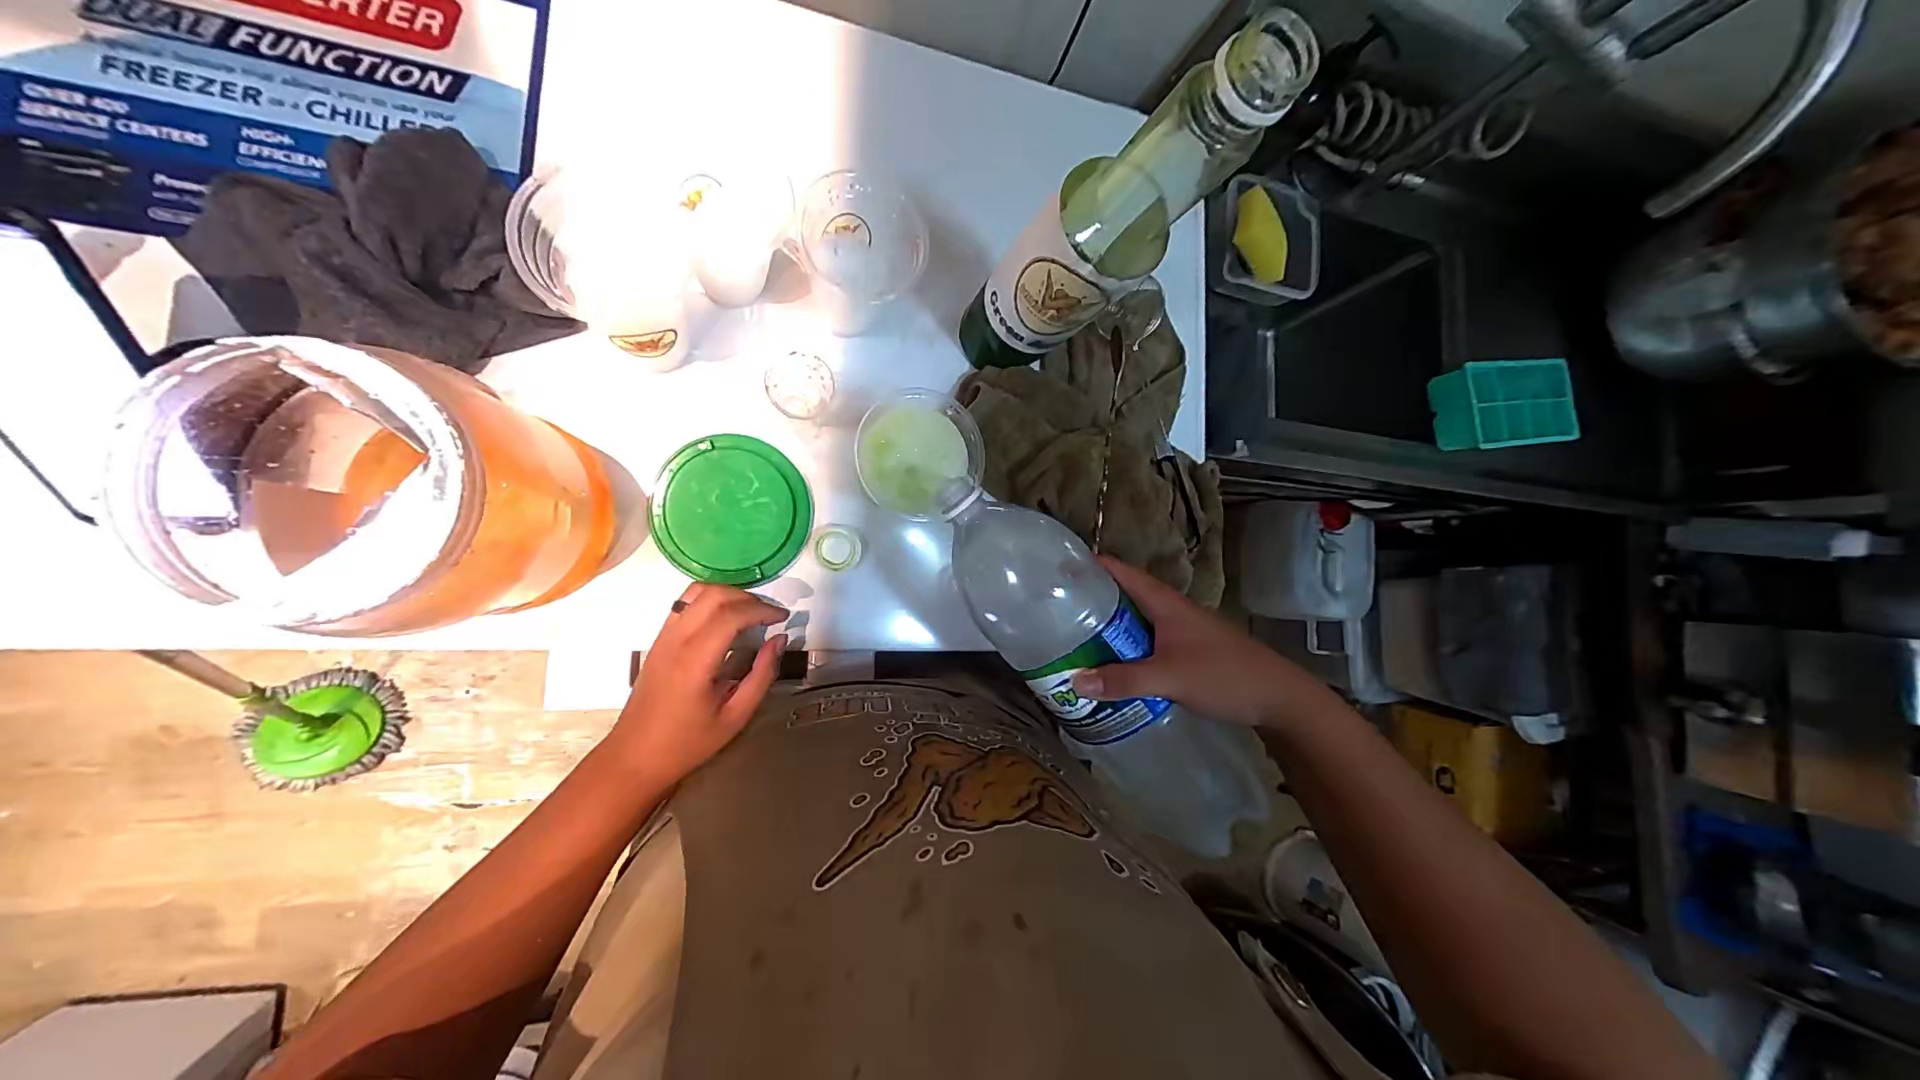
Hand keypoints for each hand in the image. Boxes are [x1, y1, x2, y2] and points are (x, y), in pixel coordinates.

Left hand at [611, 584, 788, 780]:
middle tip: (769, 614)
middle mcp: (676, 640)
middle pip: (714, 595)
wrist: (634, 756)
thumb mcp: (736, 716)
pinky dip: (709, 601)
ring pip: (696, 593)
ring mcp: (663, 637)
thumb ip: (762, 675)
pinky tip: (725, 619)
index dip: (762, 610)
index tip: (782, 618)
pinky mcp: (658, 640)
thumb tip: (779, 640)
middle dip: (747, 597)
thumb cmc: (687, 743)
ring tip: (749, 612)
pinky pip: (684, 604)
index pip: (732, 615)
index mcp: (695, 660)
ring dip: (728, 594)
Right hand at [1072, 555, 1344, 733]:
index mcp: (1166, 603)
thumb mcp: (1169, 677)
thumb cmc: (1224, 675)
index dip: (1092, 566)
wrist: (1279, 698)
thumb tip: (1073, 681)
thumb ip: (1122, 680)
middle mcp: (1172, 611)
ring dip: (1109, 628)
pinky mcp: (1188, 653)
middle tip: (1056, 610)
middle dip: (1092, 600)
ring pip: (1136, 622)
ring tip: (1074, 638)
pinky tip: (1111, 666)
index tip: (1059, 568)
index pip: (1122, 572)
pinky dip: (1126, 649)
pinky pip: (1147, 643)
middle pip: (1125, 596)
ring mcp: (1181, 632)